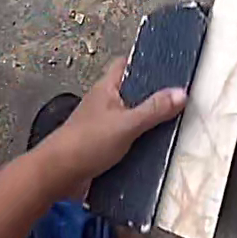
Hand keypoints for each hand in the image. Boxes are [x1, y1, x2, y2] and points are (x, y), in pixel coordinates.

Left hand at [33, 58, 186, 179]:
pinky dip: (141, 139)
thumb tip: (181, 93)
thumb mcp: (127, 124)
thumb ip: (155, 109)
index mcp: (106, 88)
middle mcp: (104, 103)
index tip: (166, 62)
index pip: (125, 63)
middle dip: (152, 92)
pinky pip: (128, 136)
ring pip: (131, 114)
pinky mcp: (103, 145)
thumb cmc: (84, 143)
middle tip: (177, 93)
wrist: (55, 177)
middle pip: (132, 90)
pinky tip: (155, 144)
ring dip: (147, 118)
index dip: (143, 60)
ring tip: (173, 118)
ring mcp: (103, 124)